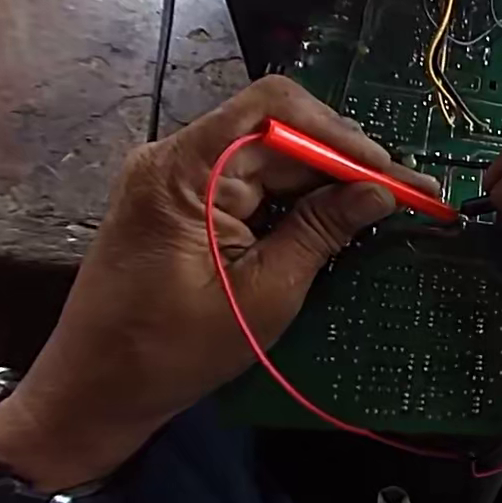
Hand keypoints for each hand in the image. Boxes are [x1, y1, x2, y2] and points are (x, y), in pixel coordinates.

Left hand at [0, 76, 436, 488]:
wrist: (97, 388)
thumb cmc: (176, 349)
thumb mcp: (266, 292)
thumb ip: (322, 231)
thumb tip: (380, 193)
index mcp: (184, 172)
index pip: (274, 113)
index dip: (341, 136)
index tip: (389, 175)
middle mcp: (181, 157)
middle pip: (281, 127)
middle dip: (347, 157)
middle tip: (404, 191)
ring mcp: (185, 175)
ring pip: (278, 152)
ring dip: (332, 176)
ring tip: (384, 201)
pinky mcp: (193, 198)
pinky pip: (261, 177)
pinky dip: (306, 192)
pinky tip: (341, 210)